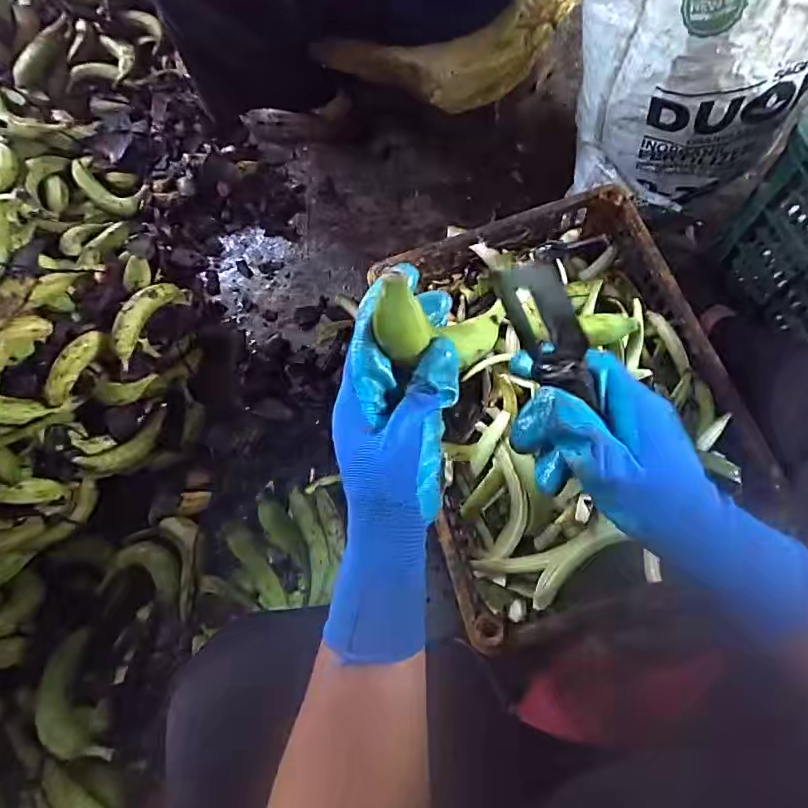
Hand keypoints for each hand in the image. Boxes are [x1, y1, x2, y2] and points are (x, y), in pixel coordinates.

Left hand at [326, 265, 458, 663]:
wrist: (389, 527)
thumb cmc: (389, 485)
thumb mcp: (406, 437)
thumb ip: (422, 394)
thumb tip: (441, 351)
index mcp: (357, 396)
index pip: (367, 342)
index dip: (382, 308)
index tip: (400, 280)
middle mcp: (368, 396)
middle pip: (386, 348)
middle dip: (408, 321)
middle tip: (438, 298)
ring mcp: (386, 408)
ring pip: (403, 364)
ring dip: (423, 341)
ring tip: (447, 316)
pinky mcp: (403, 420)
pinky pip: (416, 384)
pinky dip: (432, 367)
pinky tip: (450, 355)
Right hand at [511, 351, 807, 640]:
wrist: (695, 536)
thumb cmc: (652, 500)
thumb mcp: (605, 462)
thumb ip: (574, 426)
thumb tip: (543, 396)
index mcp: (631, 399)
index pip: (590, 362)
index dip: (555, 366)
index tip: (524, 375)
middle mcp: (634, 405)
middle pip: (580, 394)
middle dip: (551, 420)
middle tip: (527, 446)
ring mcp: (636, 427)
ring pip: (585, 421)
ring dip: (560, 445)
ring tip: (549, 481)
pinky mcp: (636, 448)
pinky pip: (598, 440)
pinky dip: (577, 457)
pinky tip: (566, 483)